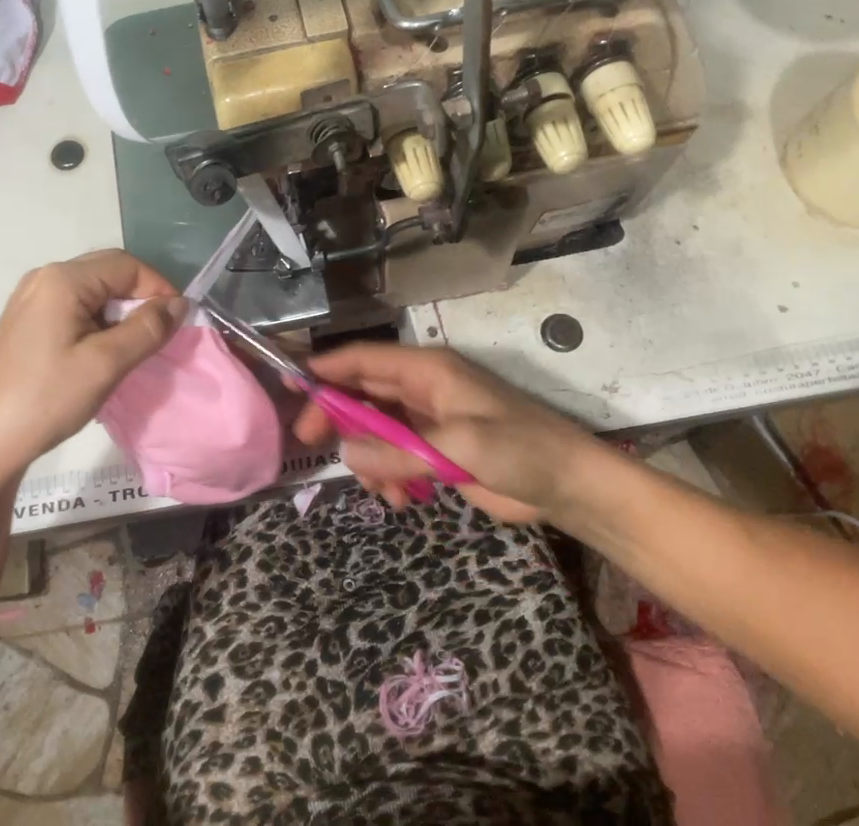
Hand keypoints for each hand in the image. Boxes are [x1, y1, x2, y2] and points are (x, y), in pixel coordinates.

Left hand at [0, 250, 186, 485]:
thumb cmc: (47, 399)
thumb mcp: (106, 364)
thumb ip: (147, 328)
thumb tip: (179, 303)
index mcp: (62, 279)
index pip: (127, 265)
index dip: (158, 289)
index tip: (177, 324)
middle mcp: (43, 279)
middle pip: (108, 272)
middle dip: (140, 299)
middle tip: (158, 337)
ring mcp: (29, 300)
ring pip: (91, 292)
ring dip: (119, 314)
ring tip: (131, 351)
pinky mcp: (24, 323)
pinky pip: (73, 309)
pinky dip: (97, 324)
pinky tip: (101, 356)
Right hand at [293, 343, 614, 521]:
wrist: (569, 485)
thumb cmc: (521, 450)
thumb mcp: (458, 448)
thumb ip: (399, 452)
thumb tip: (345, 453)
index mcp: (428, 371)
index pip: (364, 359)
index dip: (325, 368)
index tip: (289, 385)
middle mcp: (422, 390)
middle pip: (361, 393)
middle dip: (336, 418)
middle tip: (311, 444)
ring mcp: (428, 421)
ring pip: (373, 430)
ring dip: (367, 458)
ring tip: (381, 490)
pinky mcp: (436, 452)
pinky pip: (393, 457)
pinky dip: (387, 476)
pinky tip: (399, 499)